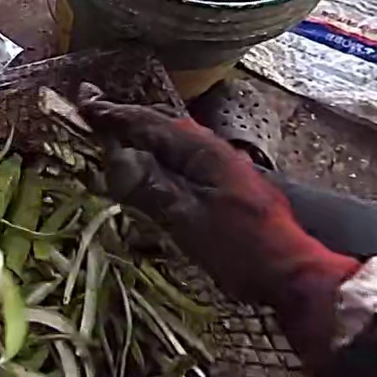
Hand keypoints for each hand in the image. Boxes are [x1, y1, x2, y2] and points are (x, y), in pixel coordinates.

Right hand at [79, 97, 358, 308]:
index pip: (146, 122)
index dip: (112, 114)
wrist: (293, 274)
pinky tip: (147, 159)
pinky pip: (180, 154)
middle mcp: (210, 147)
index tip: (82, 102)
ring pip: (170, 137)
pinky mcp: (223, 180)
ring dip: (140, 132)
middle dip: (124, 116)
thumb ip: (149, 185)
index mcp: (200, 149)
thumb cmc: (239, 249)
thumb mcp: (186, 220)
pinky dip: (156, 150)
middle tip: (92, 110)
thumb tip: (115, 156)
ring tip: (112, 129)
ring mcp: (220, 162)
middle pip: (159, 122)